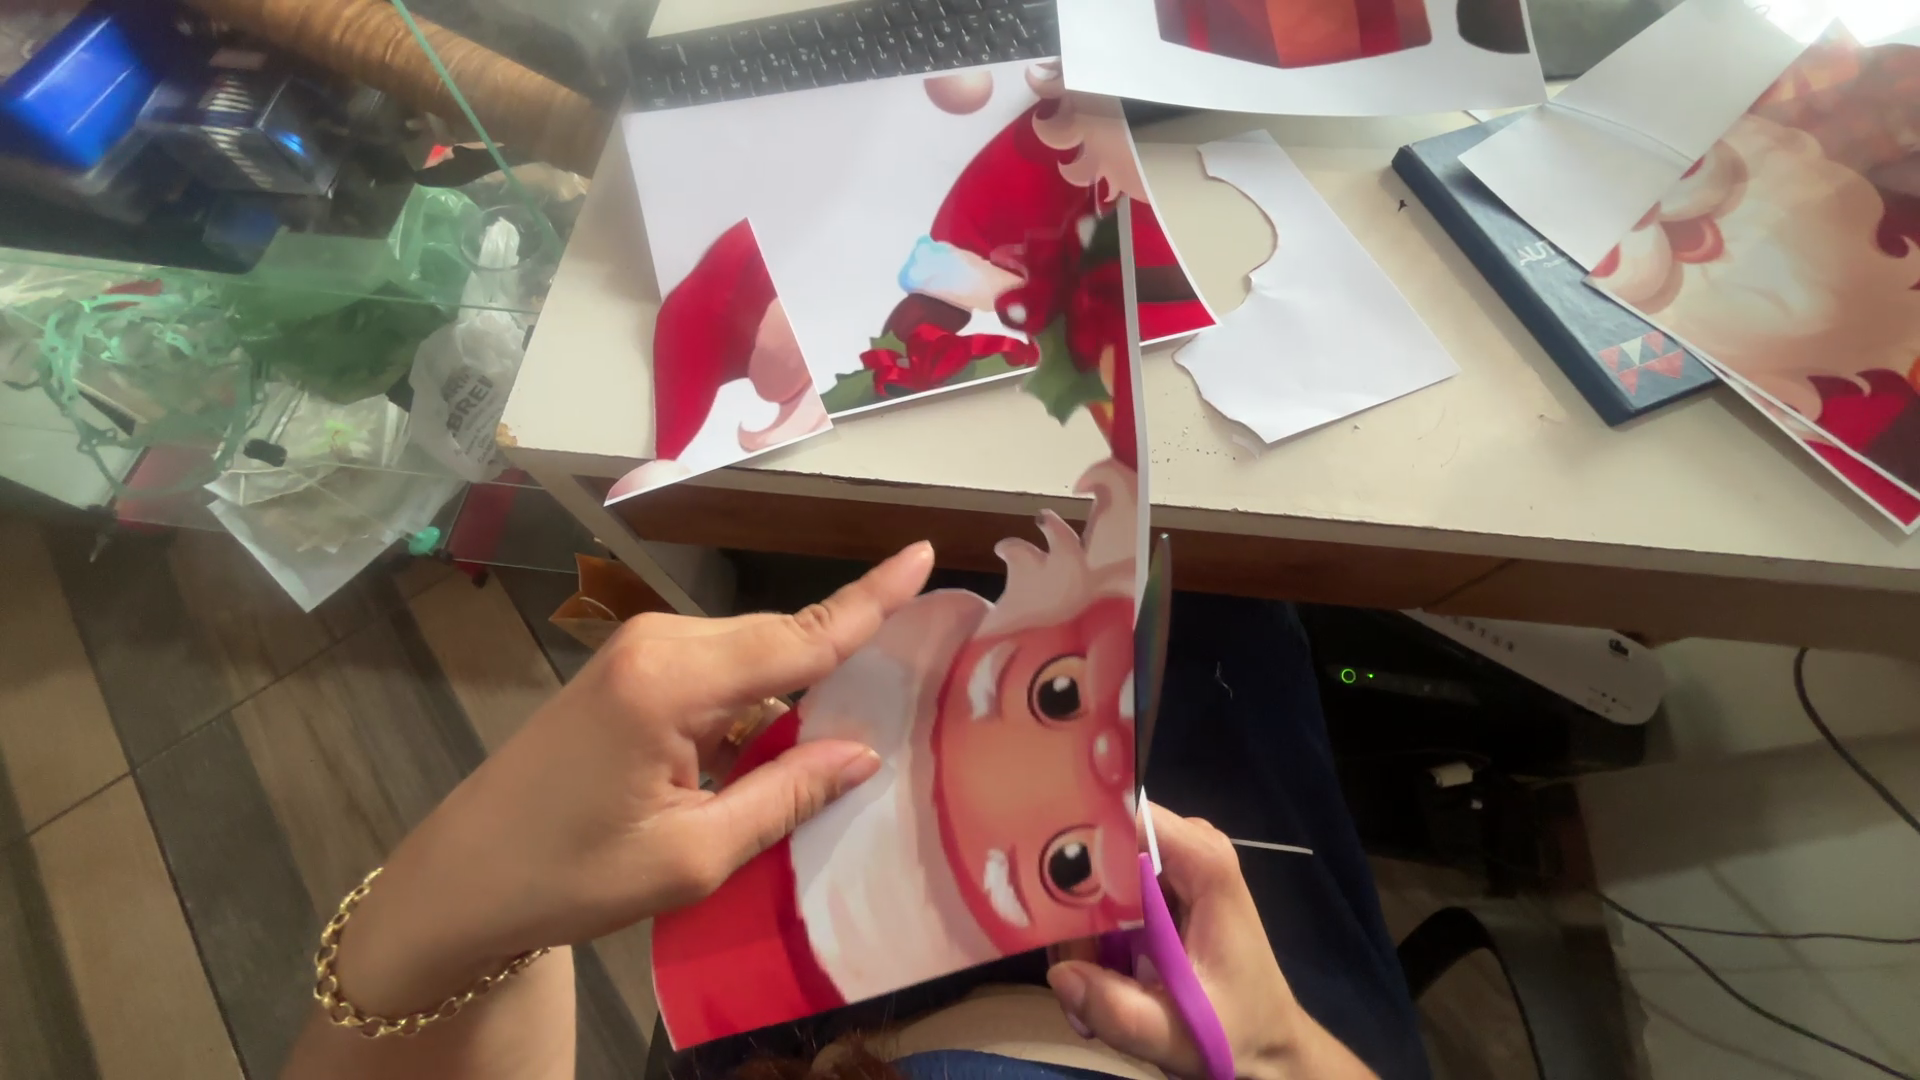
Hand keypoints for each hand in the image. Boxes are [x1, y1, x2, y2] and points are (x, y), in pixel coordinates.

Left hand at [332, 542, 935, 1016]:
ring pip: (756, 655)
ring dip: (793, 694)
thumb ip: (787, 795)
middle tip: (889, 703)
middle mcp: (662, 642)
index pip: (801, 636)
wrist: (457, 882)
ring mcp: (644, 649)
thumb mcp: (691, 855)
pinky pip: (724, 669)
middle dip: (838, 665)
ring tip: (814, 749)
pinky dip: (757, 702)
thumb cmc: (569, 877)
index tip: (922, 556)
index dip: (871, 600)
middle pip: (783, 640)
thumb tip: (864, 753)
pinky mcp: (636, 667)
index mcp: (674, 681)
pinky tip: (757, 752)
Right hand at [1045, 805, 1372, 1079]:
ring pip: (1100, 862)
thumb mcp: (1181, 1036)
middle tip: (1056, 949)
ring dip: (1079, 914)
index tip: (1038, 874)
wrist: (1271, 1045)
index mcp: (1203, 860)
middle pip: (1105, 839)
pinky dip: (1093, 919)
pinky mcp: (1164, 874)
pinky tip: (1093, 963)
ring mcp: (1175, 855)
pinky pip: (1109, 879)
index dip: (1079, 836)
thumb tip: (1059, 973)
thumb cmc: (1239, 1033)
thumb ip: (1122, 1011)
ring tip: (1079, 970)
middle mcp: (1189, 842)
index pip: (1124, 814)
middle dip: (1072, 891)